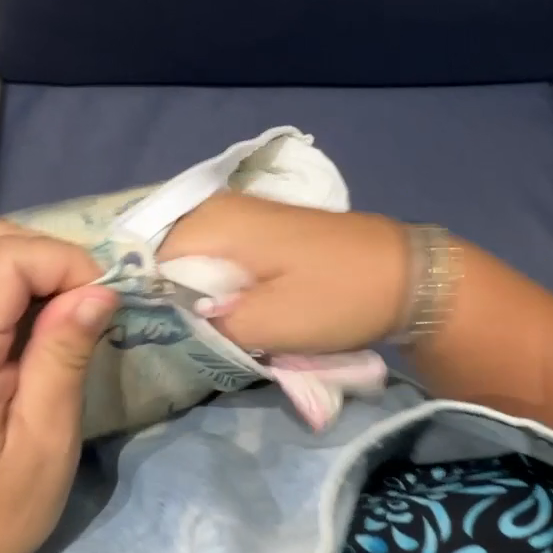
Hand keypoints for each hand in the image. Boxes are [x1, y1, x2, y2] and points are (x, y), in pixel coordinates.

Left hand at [0, 221, 118, 552]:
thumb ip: (66, 356)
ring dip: (37, 267)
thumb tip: (100, 290)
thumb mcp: (45, 442)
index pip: (9, 257)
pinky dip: (17, 281)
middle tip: (89, 308)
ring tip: (68, 315)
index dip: (67, 264)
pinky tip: (38, 323)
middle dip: (54, 259)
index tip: (103, 306)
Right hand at [158, 193, 409, 354]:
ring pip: (194, 261)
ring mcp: (242, 217)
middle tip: (178, 342)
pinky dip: (218, 287)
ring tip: (203, 334)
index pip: (145, 261)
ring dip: (197, 297)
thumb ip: (208, 326)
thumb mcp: (268, 326)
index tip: (153, 341)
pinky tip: (228, 315)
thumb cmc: (336, 298)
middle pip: (168, 258)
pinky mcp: (263, 232)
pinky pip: (220, 259)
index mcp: (212, 223)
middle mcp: (218, 209)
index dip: (146, 302)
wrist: (406, 276)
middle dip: (170, 300)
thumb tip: (171, 321)